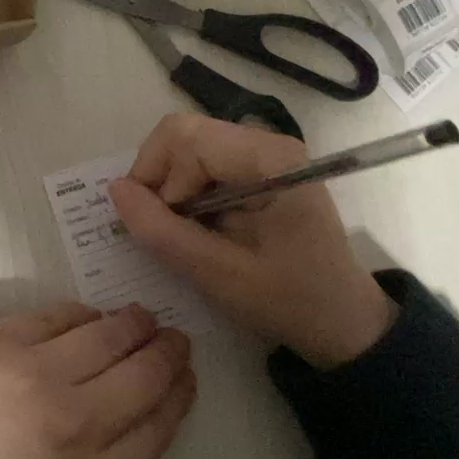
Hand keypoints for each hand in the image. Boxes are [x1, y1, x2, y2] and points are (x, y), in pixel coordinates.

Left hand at [0, 303, 195, 458]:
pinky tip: (90, 314)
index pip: (161, 425)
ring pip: (108, 334)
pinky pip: (59, 314)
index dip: (180, 395)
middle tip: (175, 339)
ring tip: (143, 317)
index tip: (186, 377)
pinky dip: (83, 312)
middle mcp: (82, 419)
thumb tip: (131, 449)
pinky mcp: (2, 336)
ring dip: (134, 323)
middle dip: (168, 353)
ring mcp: (40, 370)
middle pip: (145, 374)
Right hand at [108, 115, 397, 370]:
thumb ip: (163, 233)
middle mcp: (266, 143)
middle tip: (163, 224)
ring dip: (168, 184)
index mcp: (271, 160)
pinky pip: (198, 161)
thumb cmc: (291, 301)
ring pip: (184, 144)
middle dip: (158, 177)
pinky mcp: (254, 168)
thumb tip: (114, 190)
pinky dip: (182, 189)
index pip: (186, 138)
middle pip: (182, 133)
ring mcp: (261, 153)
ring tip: (182, 228)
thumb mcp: (220, 276)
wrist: (345, 324)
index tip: (164, 227)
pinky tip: (196, 224)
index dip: (159, 180)